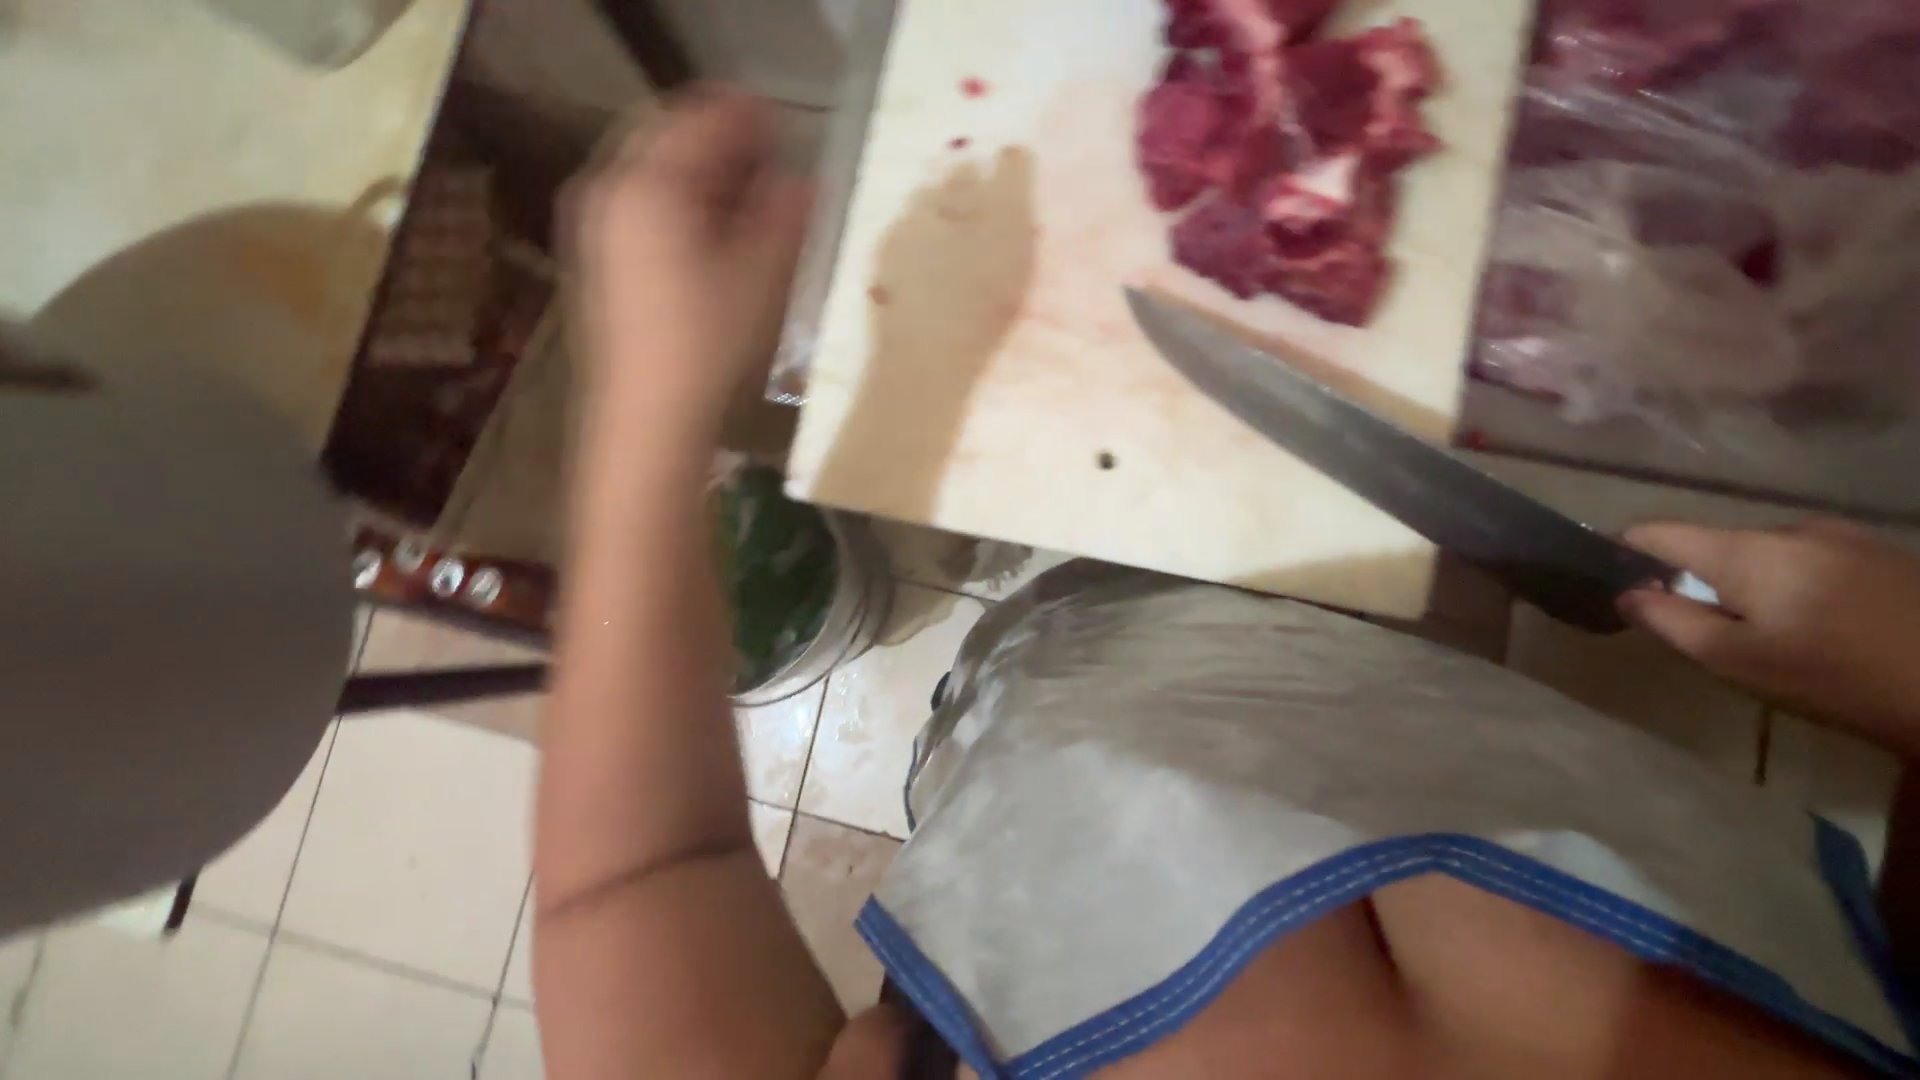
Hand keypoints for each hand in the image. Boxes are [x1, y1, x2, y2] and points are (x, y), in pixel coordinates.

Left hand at [571, 90, 812, 445]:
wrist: (648, 415)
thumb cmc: (708, 342)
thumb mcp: (760, 273)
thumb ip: (785, 214)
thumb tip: (804, 180)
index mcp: (647, 184)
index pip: (699, 119)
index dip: (746, 116)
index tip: (784, 121)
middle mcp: (612, 191)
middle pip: (671, 140)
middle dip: (725, 145)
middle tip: (773, 159)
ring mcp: (599, 226)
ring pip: (657, 174)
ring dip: (706, 175)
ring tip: (753, 196)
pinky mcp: (602, 258)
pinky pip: (645, 206)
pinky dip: (684, 203)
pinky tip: (717, 232)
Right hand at [1622, 520, 1919, 757]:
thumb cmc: (1838, 677)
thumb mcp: (1735, 661)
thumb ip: (1668, 620)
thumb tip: (1628, 593)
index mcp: (1747, 550)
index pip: (1655, 531)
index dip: (1622, 551)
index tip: (1614, 585)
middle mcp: (1792, 529)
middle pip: (1710, 543)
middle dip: (1690, 577)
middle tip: (1698, 629)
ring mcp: (1847, 539)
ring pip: (1762, 554)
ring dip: (1745, 584)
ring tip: (1764, 634)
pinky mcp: (1886, 557)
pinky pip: (1808, 561)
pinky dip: (1790, 586)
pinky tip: (1817, 628)